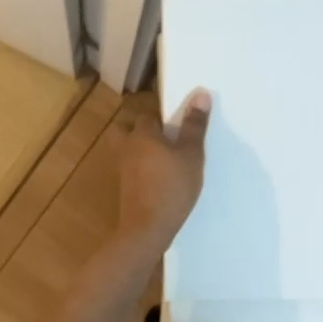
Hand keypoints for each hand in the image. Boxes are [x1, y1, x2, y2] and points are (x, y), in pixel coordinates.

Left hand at [117, 89, 210, 248]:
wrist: (148, 227)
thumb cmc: (172, 186)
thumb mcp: (191, 154)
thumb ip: (195, 125)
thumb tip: (200, 93)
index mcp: (141, 134)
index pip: (147, 116)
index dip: (162, 119)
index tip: (177, 126)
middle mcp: (126, 148)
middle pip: (126, 130)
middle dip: (140, 130)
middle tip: (164, 139)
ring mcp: (122, 169)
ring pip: (126, 150)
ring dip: (140, 150)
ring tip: (164, 159)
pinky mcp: (124, 188)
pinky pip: (130, 169)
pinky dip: (140, 169)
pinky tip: (159, 178)